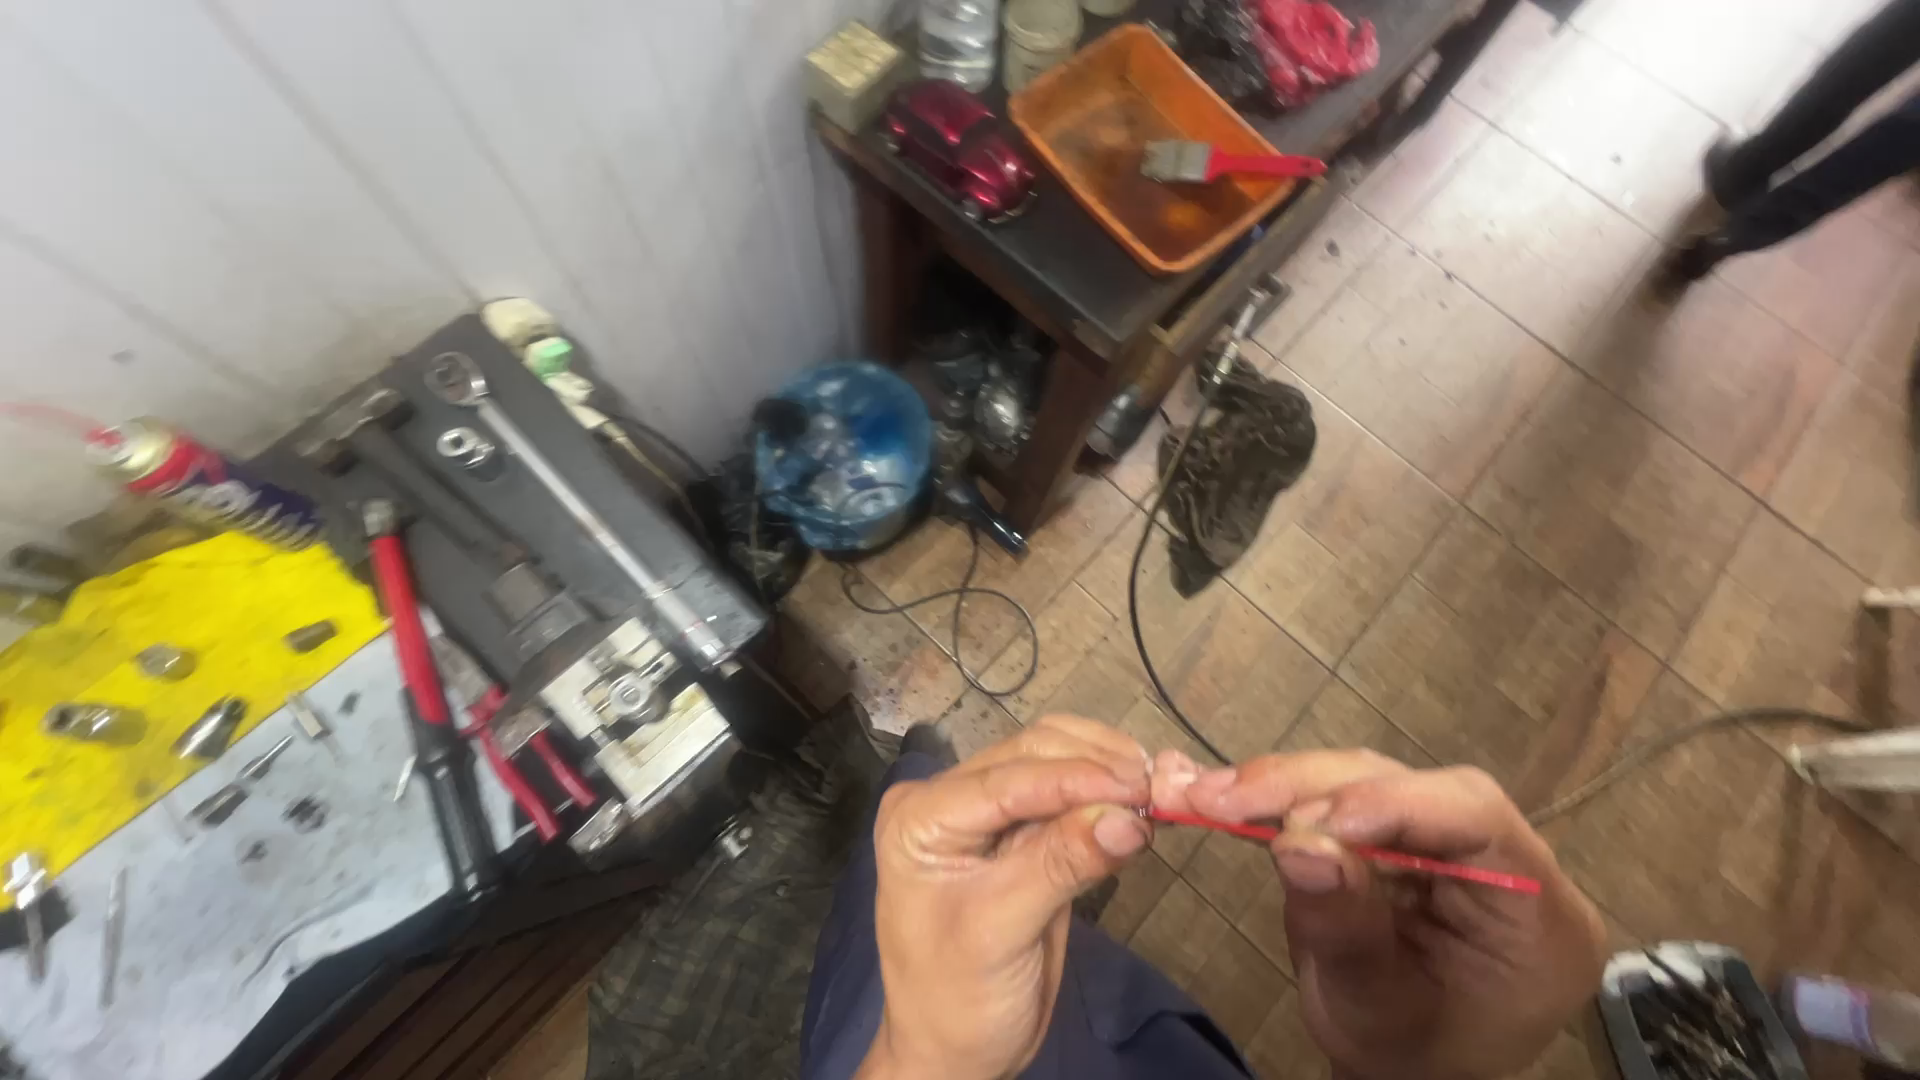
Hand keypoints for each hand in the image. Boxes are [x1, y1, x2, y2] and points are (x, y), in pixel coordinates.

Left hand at [859, 716, 1153, 1079]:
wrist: (953, 1051)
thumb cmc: (956, 999)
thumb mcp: (999, 933)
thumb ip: (1060, 866)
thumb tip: (1129, 817)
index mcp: (920, 815)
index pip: (1004, 780)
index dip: (1073, 777)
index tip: (1137, 783)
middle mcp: (948, 797)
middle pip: (1029, 755)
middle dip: (1094, 764)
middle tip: (1157, 784)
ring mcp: (984, 808)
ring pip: (1050, 759)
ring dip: (1104, 766)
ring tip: (1155, 786)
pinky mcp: (1019, 827)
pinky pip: (1065, 793)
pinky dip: (1103, 790)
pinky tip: (1138, 798)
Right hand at [1154, 749, 1605, 1079]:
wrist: (1398, 1063)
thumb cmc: (1402, 1052)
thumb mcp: (1374, 1009)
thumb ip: (1345, 928)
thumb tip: (1295, 840)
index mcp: (1534, 912)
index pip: (1476, 819)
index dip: (1391, 803)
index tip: (1306, 820)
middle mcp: (1496, 855)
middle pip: (1404, 783)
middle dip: (1308, 787)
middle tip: (1221, 800)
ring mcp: (1438, 833)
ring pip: (1360, 775)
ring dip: (1280, 783)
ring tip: (1208, 797)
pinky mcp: (1390, 825)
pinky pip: (1334, 789)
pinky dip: (1276, 794)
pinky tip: (1226, 797)